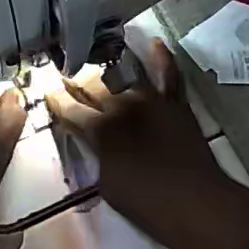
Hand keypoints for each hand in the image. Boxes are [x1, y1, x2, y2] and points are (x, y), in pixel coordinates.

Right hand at [45, 40, 248, 248]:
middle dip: (74, 81)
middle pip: (91, 85)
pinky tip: (153, 42)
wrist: (200, 207)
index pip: (69, 108)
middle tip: (65, 80)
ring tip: (93, 63)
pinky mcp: (176, 103)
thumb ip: (95, 154)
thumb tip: (90, 138)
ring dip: (105, 68)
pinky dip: (161, 57)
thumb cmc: (148, 205)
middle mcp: (123, 107)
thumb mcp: (107, 184)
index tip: (47, 94)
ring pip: (122, 74)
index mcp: (101, 130)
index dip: (55, 101)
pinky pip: (169, 74)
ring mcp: (151, 101)